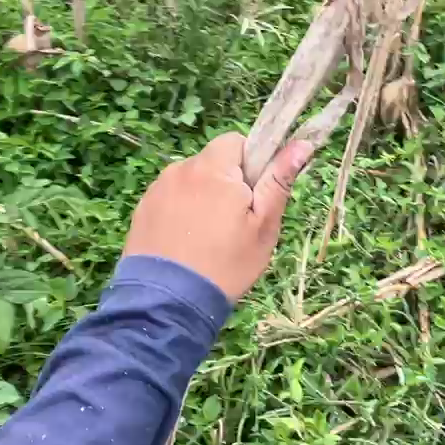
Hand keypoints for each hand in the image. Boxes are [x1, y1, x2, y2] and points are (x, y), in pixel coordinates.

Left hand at [122, 133, 314, 300]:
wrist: (168, 302)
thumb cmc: (227, 263)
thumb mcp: (263, 225)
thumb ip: (279, 181)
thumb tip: (302, 144)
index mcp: (213, 168)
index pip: (237, 142)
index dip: (251, 165)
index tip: (254, 196)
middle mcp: (181, 169)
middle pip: (213, 162)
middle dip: (227, 182)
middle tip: (236, 223)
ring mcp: (157, 189)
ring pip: (192, 181)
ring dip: (203, 197)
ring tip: (209, 237)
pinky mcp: (142, 209)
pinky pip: (171, 199)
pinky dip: (181, 212)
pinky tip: (187, 242)